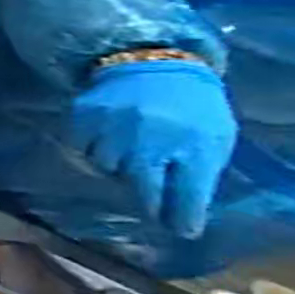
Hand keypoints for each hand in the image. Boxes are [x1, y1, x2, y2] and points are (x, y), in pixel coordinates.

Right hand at [68, 59, 237, 239]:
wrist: (151, 62)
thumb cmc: (192, 105)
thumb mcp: (213, 136)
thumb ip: (199, 167)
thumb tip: (184, 204)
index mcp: (191, 146)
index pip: (186, 194)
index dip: (181, 216)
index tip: (180, 231)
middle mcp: (148, 140)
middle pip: (141, 185)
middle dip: (148, 202)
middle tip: (150, 210)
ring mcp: (112, 127)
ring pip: (106, 166)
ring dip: (116, 171)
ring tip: (125, 166)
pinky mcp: (84, 116)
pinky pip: (81, 146)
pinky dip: (91, 150)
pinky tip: (102, 145)